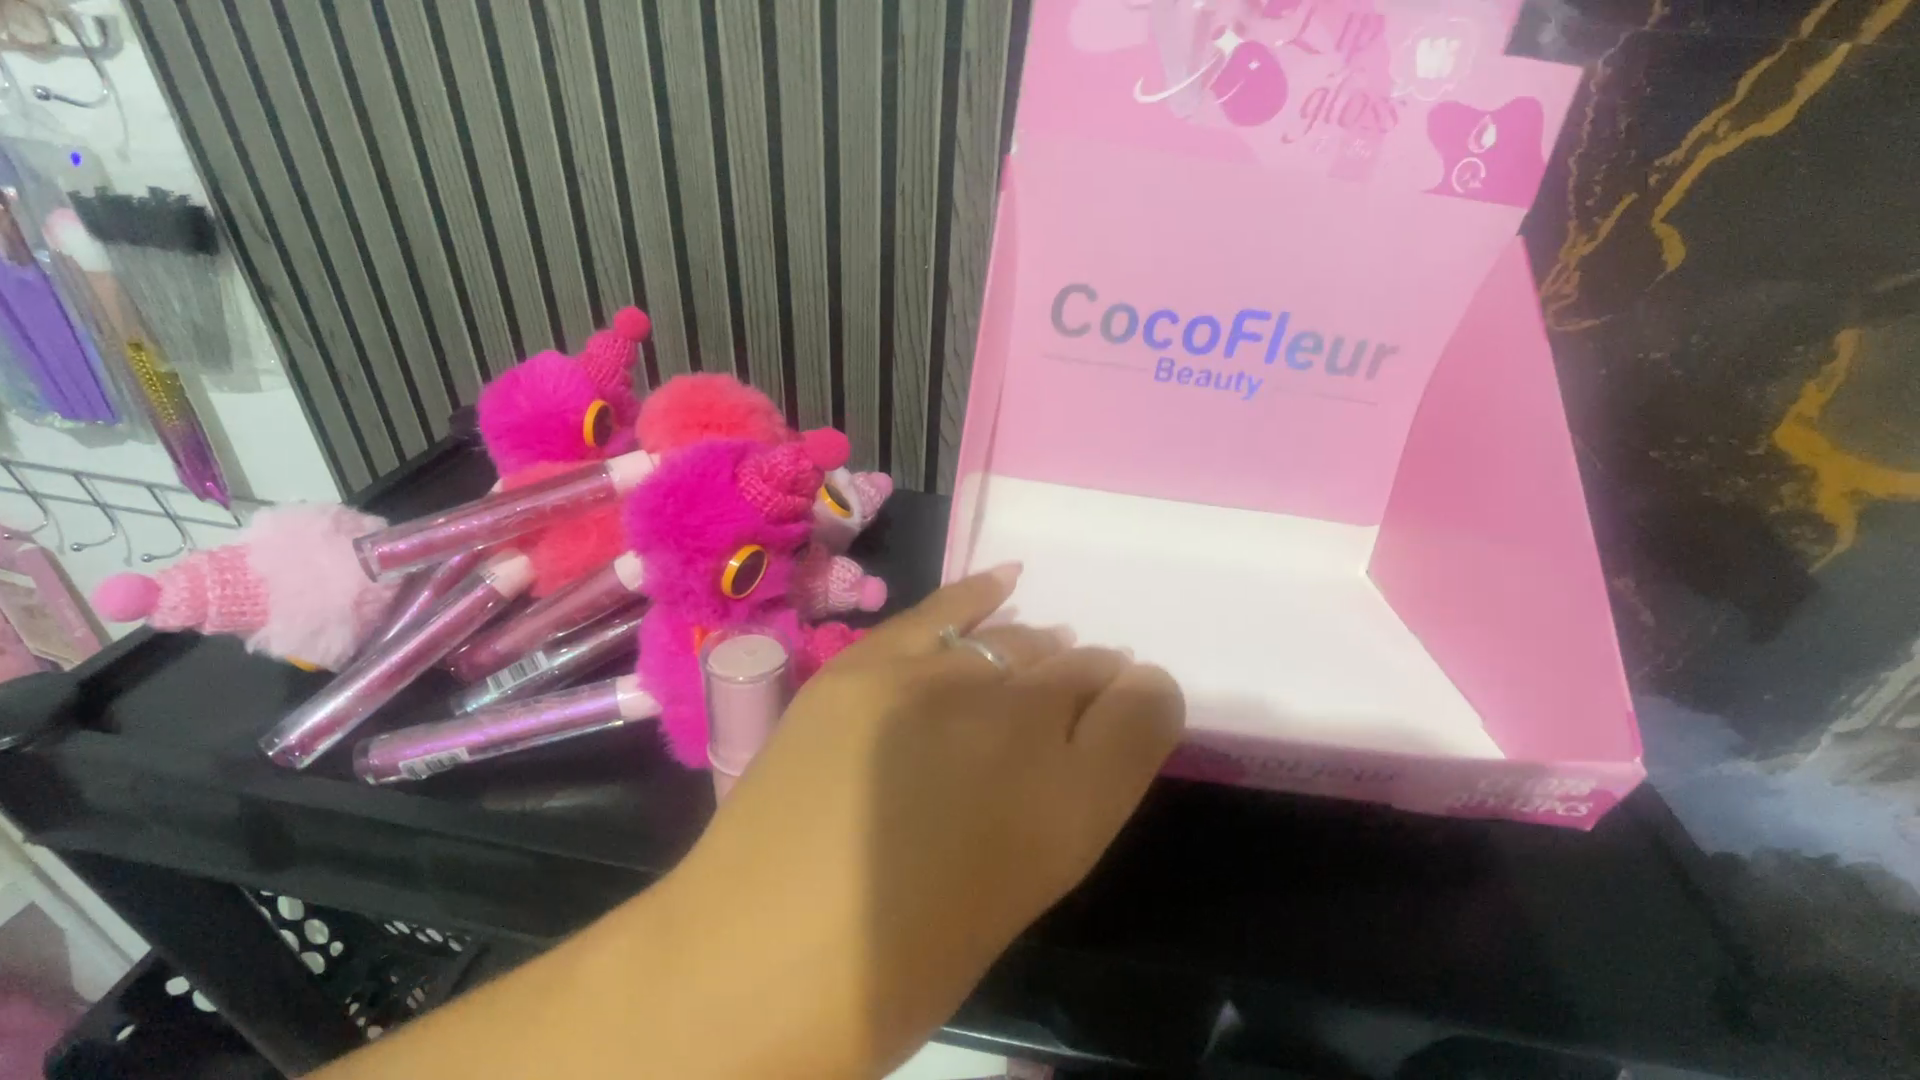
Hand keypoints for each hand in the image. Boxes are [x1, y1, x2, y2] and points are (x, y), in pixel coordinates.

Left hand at [658, 563, 1185, 1075]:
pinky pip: (945, 608)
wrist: (759, 960)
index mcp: (1075, 804)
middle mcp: (1020, 724)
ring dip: (1034, 657)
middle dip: (1088, 685)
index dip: (1140, 708)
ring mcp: (938, 682)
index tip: (1124, 719)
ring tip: (1038, 663)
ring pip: (1017, 641)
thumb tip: (1075, 743)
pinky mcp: (867, 664)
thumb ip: (1065, 803)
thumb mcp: (1020, 889)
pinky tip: (1006, 582)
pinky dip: (980, 594)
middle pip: (1084, 669)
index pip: (1147, 710)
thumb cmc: (905, 962)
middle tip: (1074, 704)